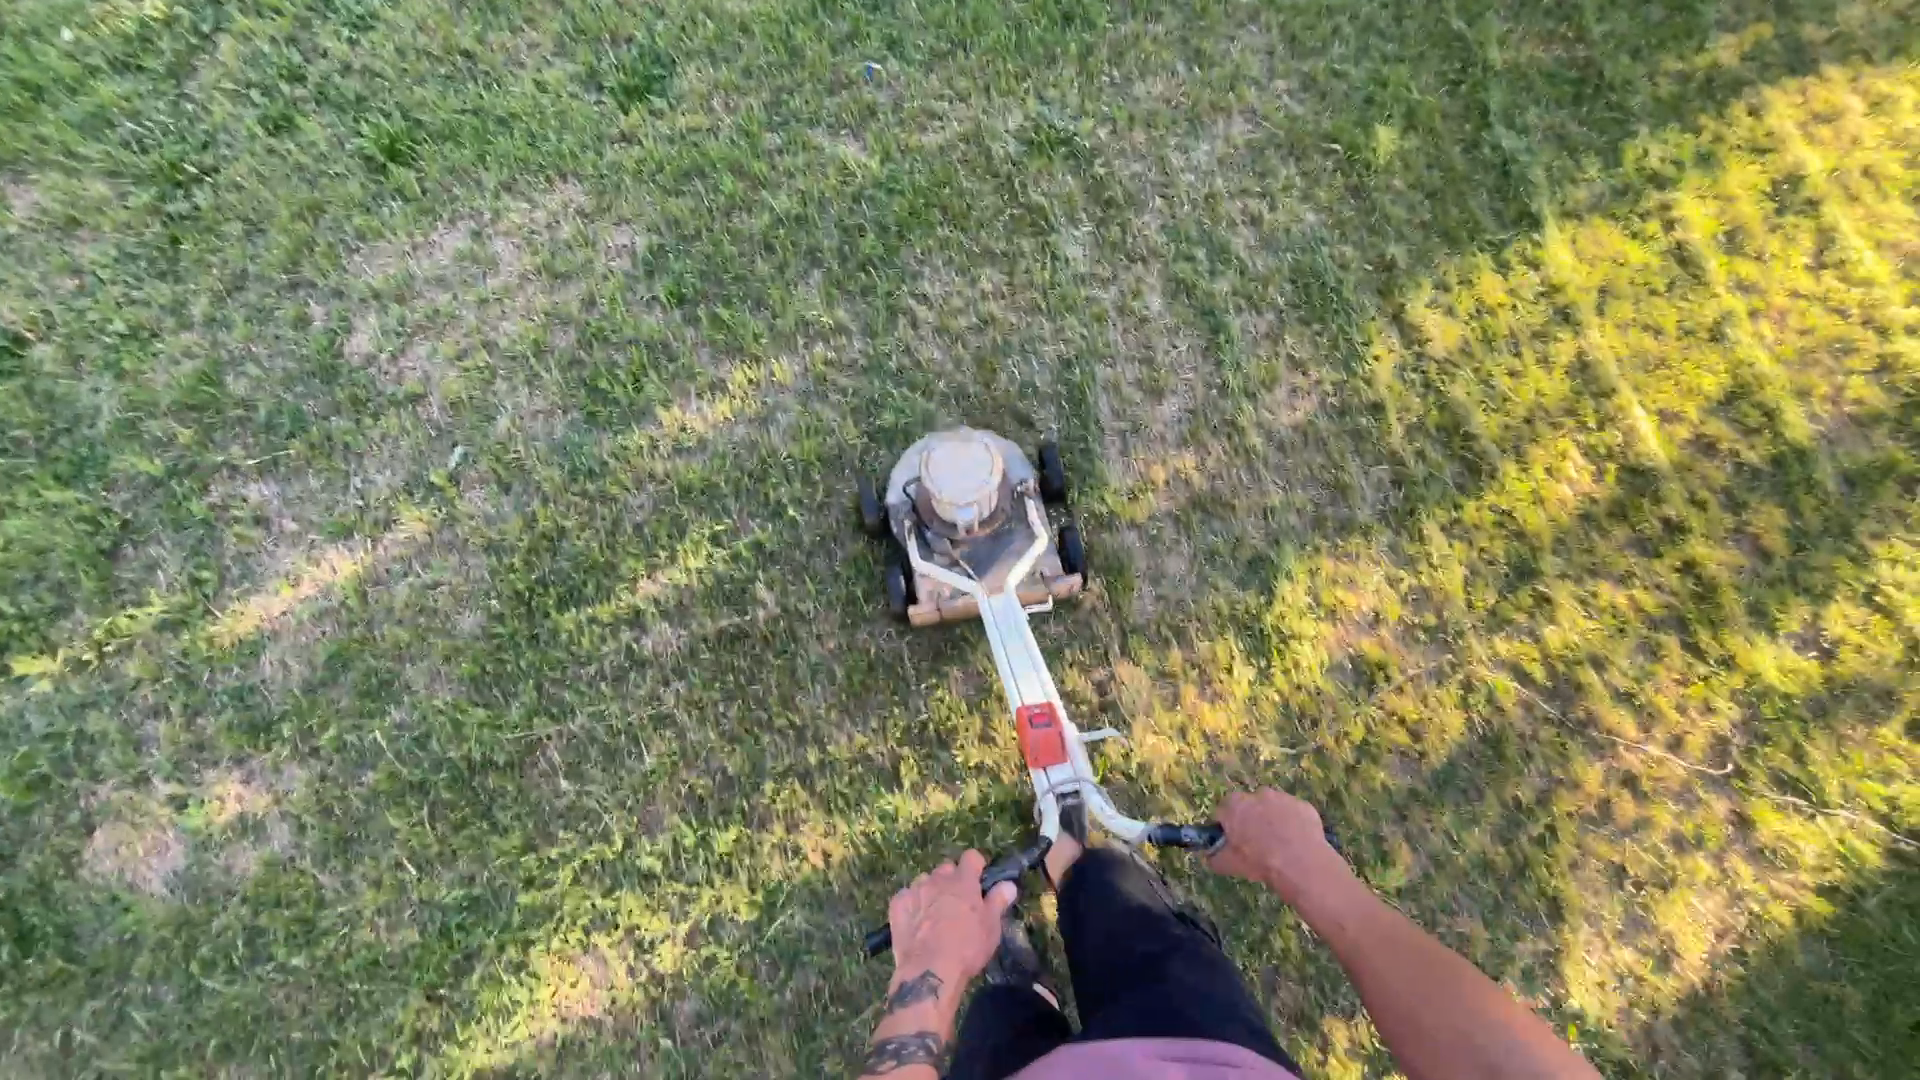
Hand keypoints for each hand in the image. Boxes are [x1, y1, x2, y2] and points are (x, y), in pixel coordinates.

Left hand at [887, 850, 1017, 985]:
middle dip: (953, 879)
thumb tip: (1008, 884)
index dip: (976, 865)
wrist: (930, 970)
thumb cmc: (967, 948)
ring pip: (925, 880)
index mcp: (963, 881)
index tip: (979, 879)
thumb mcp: (991, 927)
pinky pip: (906, 896)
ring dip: (931, 890)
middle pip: (947, 868)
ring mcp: (915, 890)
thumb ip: (998, 901)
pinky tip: (915, 921)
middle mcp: (938, 879)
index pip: (971, 857)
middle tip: (958, 901)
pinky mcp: (898, 904)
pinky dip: (912, 904)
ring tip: (935, 912)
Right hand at [1209, 788, 1352, 904]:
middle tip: (1258, 844)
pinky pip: (1295, 814)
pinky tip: (1297, 843)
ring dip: (1274, 820)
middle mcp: (1257, 794)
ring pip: (1274, 807)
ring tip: (1281, 844)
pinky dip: (1294, 824)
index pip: (1223, 811)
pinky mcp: (1304, 806)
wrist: (1300, 864)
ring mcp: (1283, 798)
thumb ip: (1214, 857)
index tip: (1233, 841)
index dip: (1227, 826)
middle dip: (1252, 820)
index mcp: (1234, 805)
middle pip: (1250, 806)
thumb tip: (1209, 855)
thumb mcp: (1227, 865)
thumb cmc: (1259, 862)